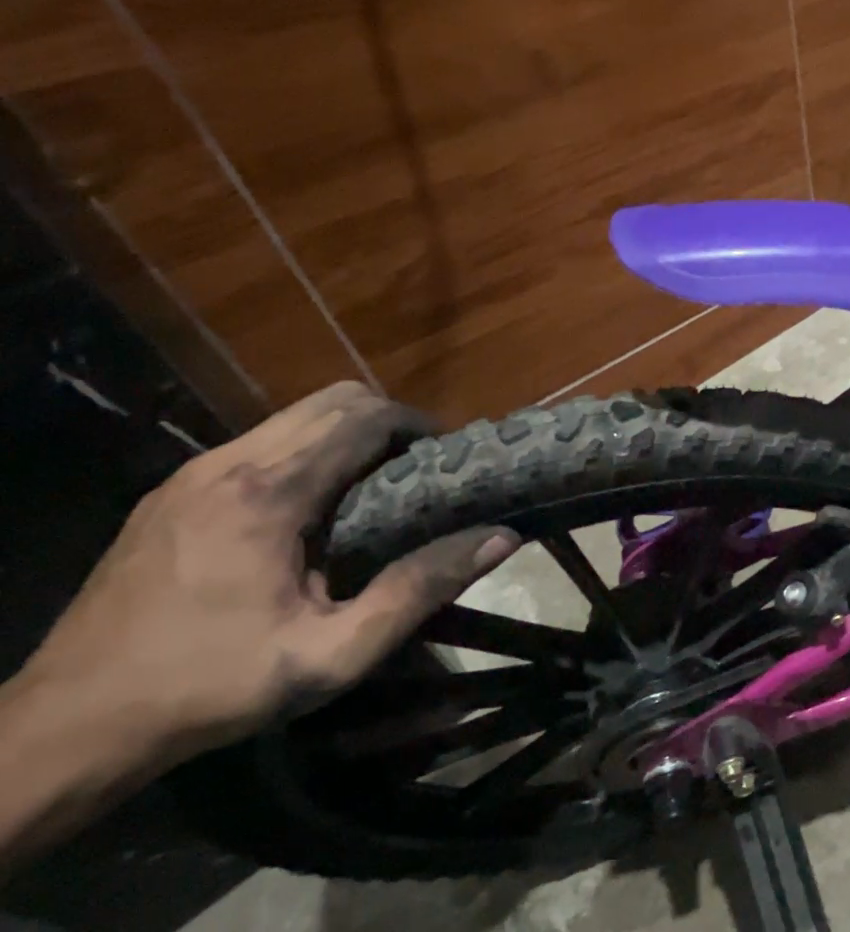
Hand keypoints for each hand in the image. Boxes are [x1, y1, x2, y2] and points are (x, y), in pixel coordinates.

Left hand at [17, 381, 520, 765]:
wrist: (74, 722)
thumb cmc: (215, 686)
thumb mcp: (336, 652)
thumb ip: (420, 589)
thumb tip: (501, 537)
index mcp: (267, 494)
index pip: (362, 416)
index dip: (419, 426)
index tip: (452, 462)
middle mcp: (225, 465)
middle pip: (330, 401)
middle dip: (389, 423)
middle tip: (422, 473)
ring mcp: (190, 475)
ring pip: (292, 418)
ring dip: (348, 438)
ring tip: (378, 493)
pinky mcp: (171, 494)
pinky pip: (260, 445)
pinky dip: (308, 456)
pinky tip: (317, 515)